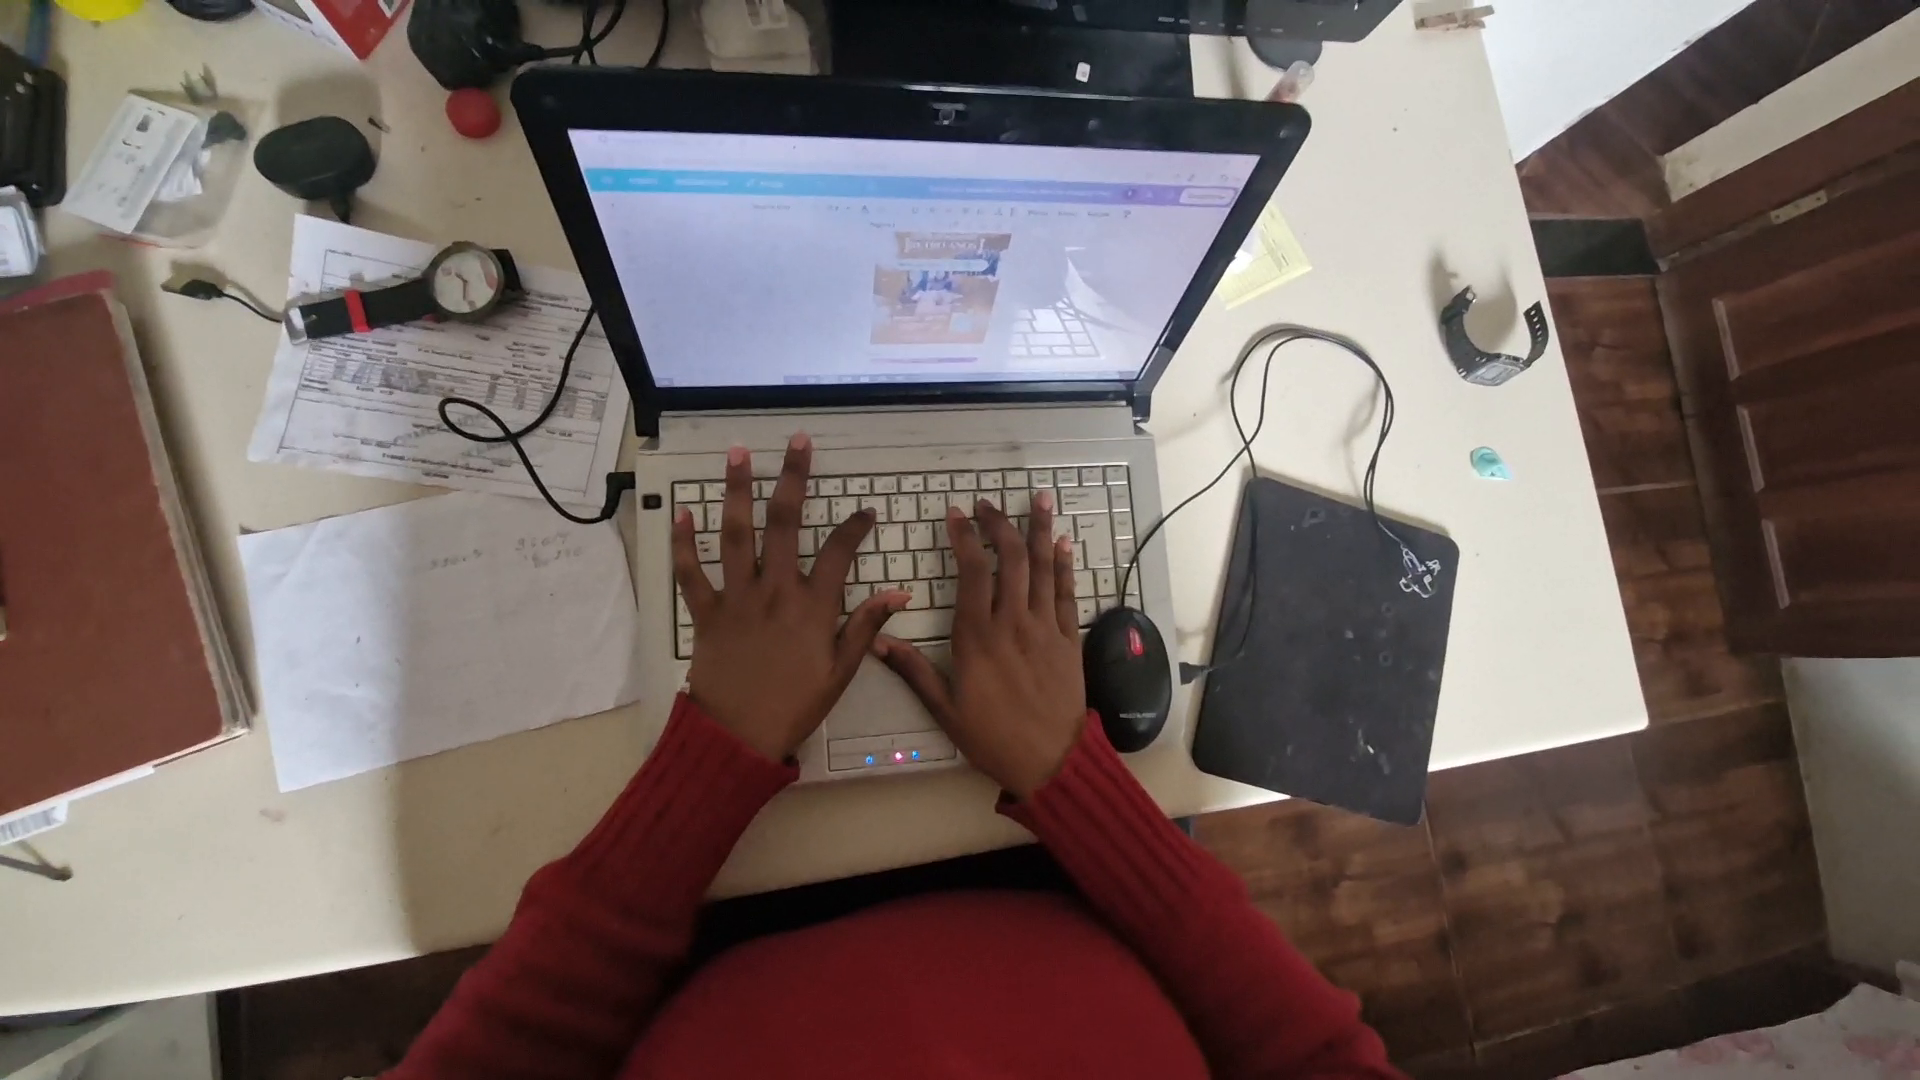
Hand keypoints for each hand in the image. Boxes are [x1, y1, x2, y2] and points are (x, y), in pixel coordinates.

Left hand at [673, 435, 907, 761]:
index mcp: (812, 606)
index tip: (866, 511)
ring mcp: (737, 598)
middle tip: (796, 442)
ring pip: (736, 535)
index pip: (839, 552)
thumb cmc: (795, 705)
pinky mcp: (706, 613)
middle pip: (784, 523)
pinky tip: (683, 512)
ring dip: (737, 491)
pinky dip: (684, 543)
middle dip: (793, 479)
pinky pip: (692, 573)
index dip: (855, 527)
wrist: (738, 737)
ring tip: (737, 453)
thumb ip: (865, 627)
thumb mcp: (840, 671)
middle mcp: (775, 590)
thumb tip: (898, 594)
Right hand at [875, 493, 1085, 798]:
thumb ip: (914, 670)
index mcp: (977, 637)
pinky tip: (1062, 541)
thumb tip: (880, 641)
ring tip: (1037, 497)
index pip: (970, 571)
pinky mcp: (1070, 639)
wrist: (1052, 762)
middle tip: (987, 503)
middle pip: (1008, 559)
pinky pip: (1067, 593)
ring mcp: (1046, 628)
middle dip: (998, 523)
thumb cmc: (993, 738)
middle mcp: (1013, 623)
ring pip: (1042, 567)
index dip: (964, 536)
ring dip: (1039, 529)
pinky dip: (1064, 564)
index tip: (956, 514)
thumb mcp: (945, 710)